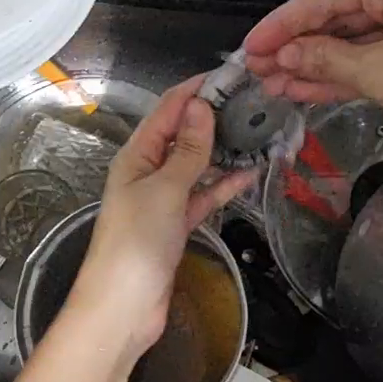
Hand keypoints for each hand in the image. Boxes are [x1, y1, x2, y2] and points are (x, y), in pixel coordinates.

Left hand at [63, 76, 257, 355]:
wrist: (123, 307)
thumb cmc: (136, 244)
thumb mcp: (163, 190)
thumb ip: (186, 151)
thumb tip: (201, 106)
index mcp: (135, 156)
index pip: (167, 110)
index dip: (196, 89)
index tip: (232, 74)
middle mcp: (147, 172)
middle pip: (183, 135)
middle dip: (214, 117)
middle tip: (255, 100)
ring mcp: (163, 200)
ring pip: (197, 165)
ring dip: (223, 150)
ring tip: (259, 131)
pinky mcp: (177, 225)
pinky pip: (204, 196)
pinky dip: (224, 185)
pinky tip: (250, 173)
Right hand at [242, 0, 382, 173]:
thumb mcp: (382, 72)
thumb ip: (327, 59)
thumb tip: (285, 54)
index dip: (285, 23)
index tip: (250, 47)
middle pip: (347, 16)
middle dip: (301, 46)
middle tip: (259, 71)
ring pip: (364, 43)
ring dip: (321, 64)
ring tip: (277, 86)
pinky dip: (350, 75)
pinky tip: (313, 90)